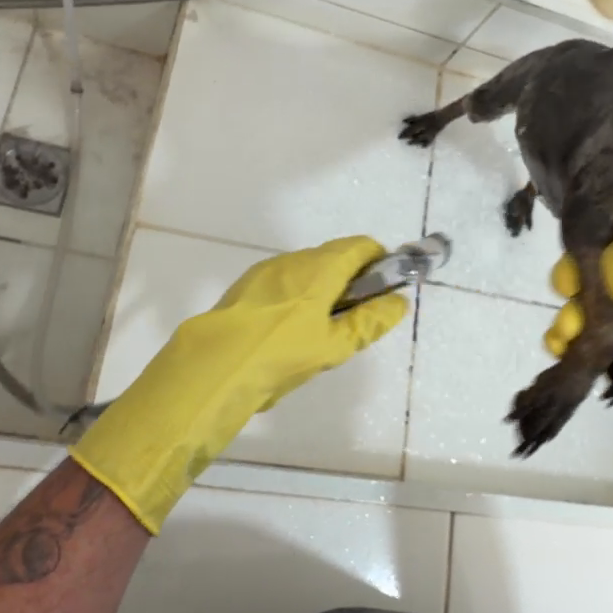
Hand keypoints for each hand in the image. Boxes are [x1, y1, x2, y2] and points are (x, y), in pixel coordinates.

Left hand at [72, 236, 408, 532]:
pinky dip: (297, 296)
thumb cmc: (282, 354)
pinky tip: (288, 332)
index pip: (361, 245)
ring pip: (306, 271)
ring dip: (322, 289)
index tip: (384, 289)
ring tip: (320, 332)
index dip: (379, 262)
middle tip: (355, 319)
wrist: (213, 366)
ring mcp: (266, 271)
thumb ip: (369, 322)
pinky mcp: (246, 286)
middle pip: (333, 257)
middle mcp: (294, 259)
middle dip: (351, 280)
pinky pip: (283, 282)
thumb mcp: (334, 346)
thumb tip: (399, 303)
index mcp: (320, 267)